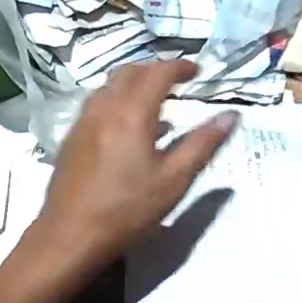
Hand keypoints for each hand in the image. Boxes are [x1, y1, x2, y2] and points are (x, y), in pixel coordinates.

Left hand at [17, 57, 236, 292]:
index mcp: (132, 114)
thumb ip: (202, 145)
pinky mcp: (70, 139)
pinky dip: (115, 101)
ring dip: (132, 83)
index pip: (158, 73)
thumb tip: (231, 116)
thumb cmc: (127, 210)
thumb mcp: (173, 181)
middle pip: (129, 72)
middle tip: (176, 82)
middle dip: (155, 70)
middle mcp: (104, 109)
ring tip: (153, 101)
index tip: (197, 72)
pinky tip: (125, 128)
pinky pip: (95, 105)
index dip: (180, 67)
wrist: (70, 235)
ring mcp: (82, 122)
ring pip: (108, 86)